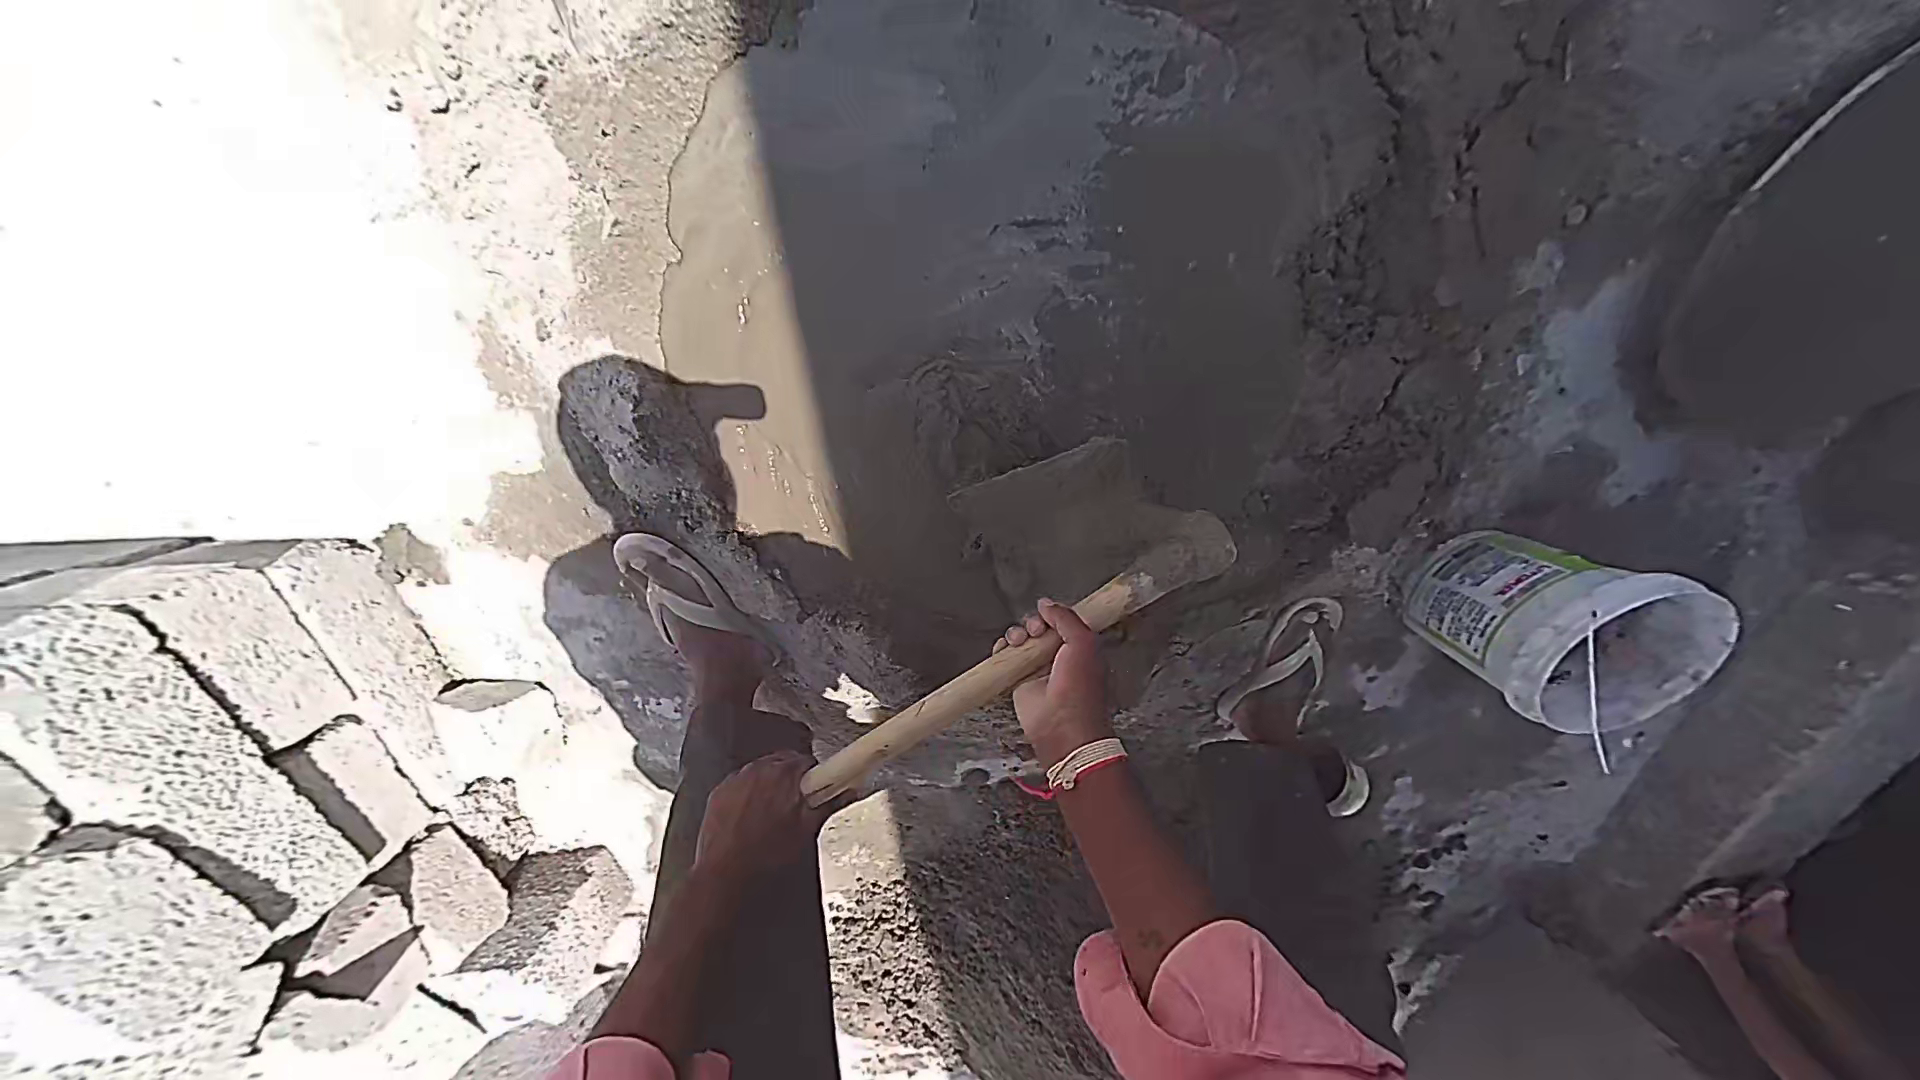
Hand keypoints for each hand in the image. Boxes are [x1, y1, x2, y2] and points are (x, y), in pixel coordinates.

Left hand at [693, 751, 825, 883]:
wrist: (726, 877)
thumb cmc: (767, 856)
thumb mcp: (809, 830)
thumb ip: (832, 803)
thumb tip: (850, 792)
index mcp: (786, 773)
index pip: (807, 762)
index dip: (815, 778)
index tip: (816, 791)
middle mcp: (759, 769)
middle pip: (783, 764)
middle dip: (791, 782)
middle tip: (795, 808)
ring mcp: (736, 780)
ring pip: (760, 774)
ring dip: (768, 787)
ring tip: (771, 818)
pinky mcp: (719, 793)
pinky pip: (739, 787)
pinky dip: (745, 797)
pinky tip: (749, 821)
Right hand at [993, 598, 1112, 766]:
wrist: (1062, 725)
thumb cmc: (1079, 687)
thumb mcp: (1083, 643)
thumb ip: (1065, 618)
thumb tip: (1045, 603)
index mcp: (1078, 647)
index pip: (1061, 621)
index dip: (1052, 615)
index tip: (1047, 617)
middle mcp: (1058, 656)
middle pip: (1039, 627)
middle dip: (1033, 623)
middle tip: (1035, 631)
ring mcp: (1037, 668)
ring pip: (1021, 639)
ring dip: (1016, 634)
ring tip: (1018, 641)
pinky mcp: (1018, 679)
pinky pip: (1007, 657)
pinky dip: (1002, 648)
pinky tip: (1004, 648)